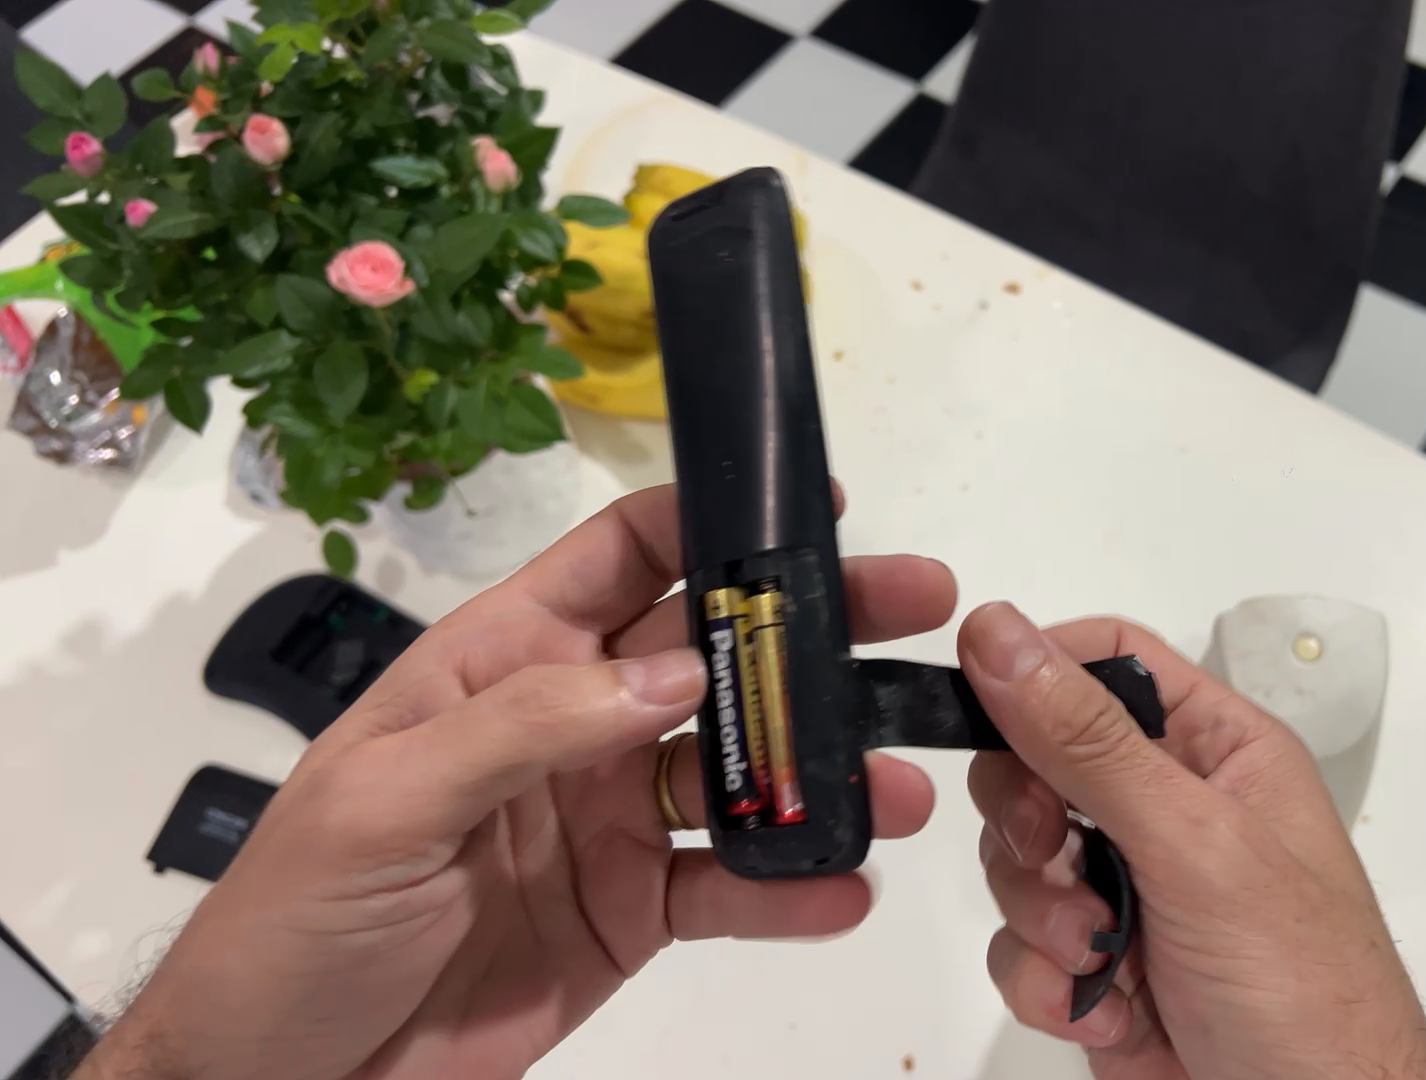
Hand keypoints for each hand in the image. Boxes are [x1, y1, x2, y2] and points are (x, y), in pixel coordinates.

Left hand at [80, 484, 956, 1079]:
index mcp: (522, 656)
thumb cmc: (301, 921)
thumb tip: (681, 678)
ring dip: (829, 772)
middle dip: (818, 626)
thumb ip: (531, 725)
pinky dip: (791, 889)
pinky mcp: (649, 898)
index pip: (629, 555)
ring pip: (750, 768)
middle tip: (916, 603)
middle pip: (722, 650)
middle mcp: (594, 715)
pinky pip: (735, 884)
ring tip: (905, 792)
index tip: (811, 510)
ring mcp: (629, 807)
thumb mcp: (385, 800)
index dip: (715, 519)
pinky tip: (845, 890)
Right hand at [959, 603, 1425, 1079]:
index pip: (1108, 658)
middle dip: (1028, 811)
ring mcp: (1121, 879)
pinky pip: (1016, 934)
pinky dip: (1042, 976)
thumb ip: (1087, 741)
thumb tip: (993, 627)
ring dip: (1040, 908)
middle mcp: (1160, 800)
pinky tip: (1104, 1012)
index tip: (979, 696)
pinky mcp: (1088, 956)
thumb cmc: (1292, 984)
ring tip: (1096, 957)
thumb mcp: (1193, 845)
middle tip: (1051, 852)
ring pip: (1016, 846)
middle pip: (1038, 751)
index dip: (1041, 665)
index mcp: (1210, 746)